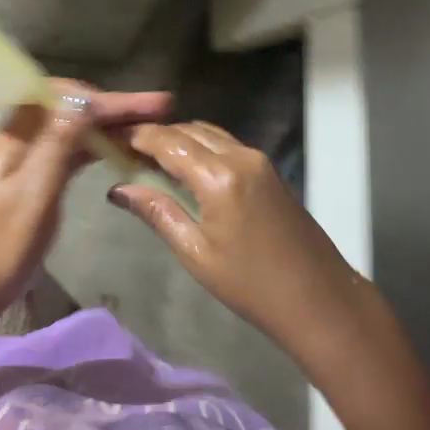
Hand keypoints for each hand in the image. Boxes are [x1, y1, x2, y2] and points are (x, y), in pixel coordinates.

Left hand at [0, 82, 170, 310]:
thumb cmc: (4, 242)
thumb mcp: (35, 192)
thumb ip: (58, 144)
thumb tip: (84, 99)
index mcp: (15, 135)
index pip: (62, 97)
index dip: (103, 97)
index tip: (142, 102)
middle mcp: (22, 138)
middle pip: (71, 107)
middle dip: (112, 105)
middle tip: (158, 107)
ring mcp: (32, 157)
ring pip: (75, 128)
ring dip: (110, 123)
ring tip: (150, 123)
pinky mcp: (41, 176)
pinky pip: (74, 150)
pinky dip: (100, 146)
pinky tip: (125, 149)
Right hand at [111, 121, 362, 342]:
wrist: (319, 299)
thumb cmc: (251, 285)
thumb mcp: (196, 253)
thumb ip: (157, 213)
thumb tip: (119, 188)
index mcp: (219, 176)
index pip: (168, 141)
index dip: (137, 136)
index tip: (110, 138)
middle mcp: (240, 156)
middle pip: (189, 130)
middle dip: (156, 135)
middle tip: (125, 150)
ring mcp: (258, 161)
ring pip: (209, 134)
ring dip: (180, 139)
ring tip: (150, 158)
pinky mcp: (269, 171)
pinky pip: (226, 145)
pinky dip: (201, 147)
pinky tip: (185, 169)